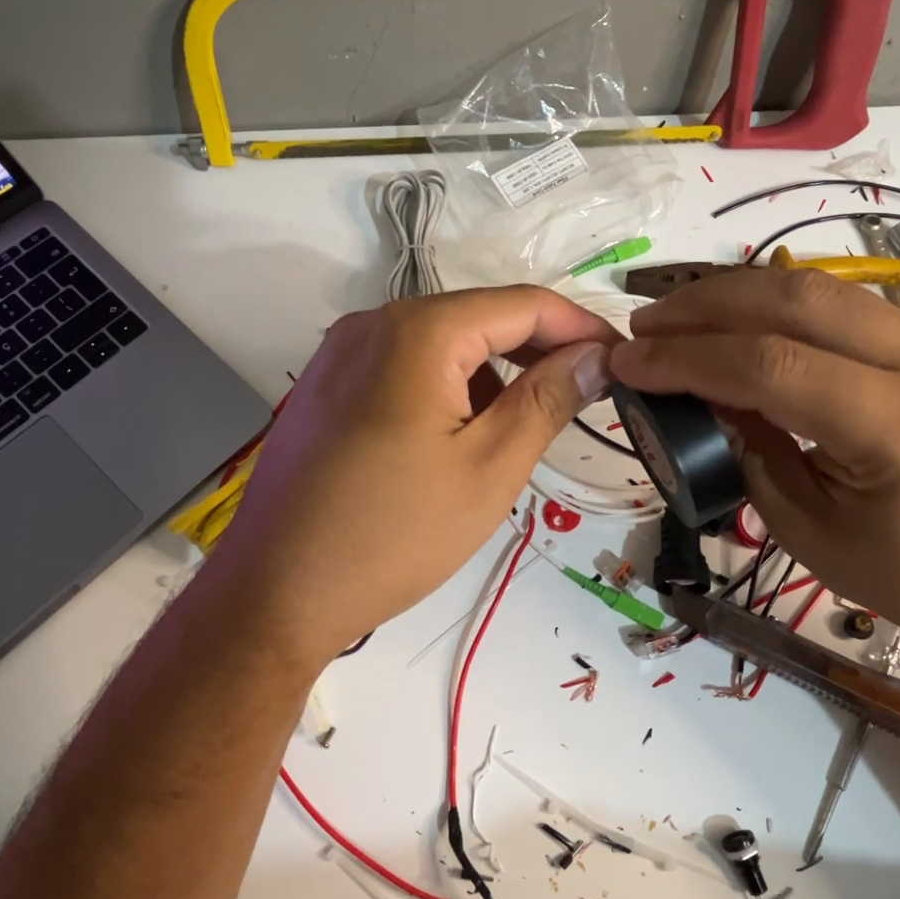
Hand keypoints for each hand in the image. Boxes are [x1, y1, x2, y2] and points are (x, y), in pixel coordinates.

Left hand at [195, 287, 618, 664]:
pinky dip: (448, 387)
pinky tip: (460, 436)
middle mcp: (373, 323)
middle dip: (538, 350)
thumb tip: (597, 355)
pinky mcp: (325, 387)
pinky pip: (404, 367)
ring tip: (523, 428)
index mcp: (418, 330)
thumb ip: (548, 399)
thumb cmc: (393, 535)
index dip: (582, 328)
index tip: (624, 363)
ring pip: (441, 344)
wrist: (275, 594)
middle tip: (585, 396)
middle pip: (479, 317)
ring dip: (493, 372)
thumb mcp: (489, 468)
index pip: (523, 304)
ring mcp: (340, 353)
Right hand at [607, 267, 899, 651]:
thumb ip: (748, 444)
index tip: (630, 361)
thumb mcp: (801, 523)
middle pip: (798, 301)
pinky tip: (734, 321)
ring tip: (678, 317)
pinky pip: (840, 305)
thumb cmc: (897, 573)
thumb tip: (697, 388)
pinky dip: (776, 305)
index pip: (773, 365)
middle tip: (646, 324)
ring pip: (820, 287)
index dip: (690, 357)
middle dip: (708, 305)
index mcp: (898, 429)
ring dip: (738, 294)